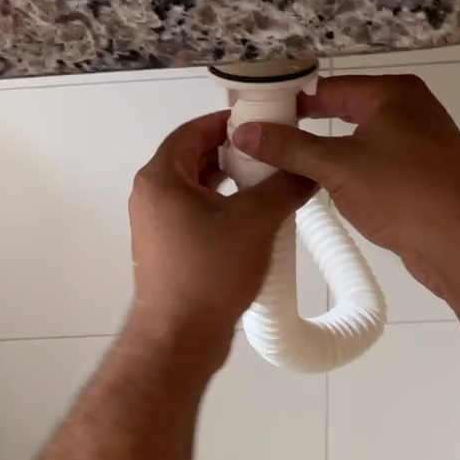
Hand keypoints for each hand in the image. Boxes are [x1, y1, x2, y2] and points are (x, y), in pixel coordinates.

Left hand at [127, 111, 314, 355]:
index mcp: (159, 178)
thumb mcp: (255, 221)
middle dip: (229, 152)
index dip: (224, 123)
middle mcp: (150, 196)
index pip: (190, 132)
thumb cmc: (209, 271)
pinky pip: (192, 212)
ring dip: (226, 180)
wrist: (180, 337)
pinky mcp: (165, 248)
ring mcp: (155, 224)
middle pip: (190, 158)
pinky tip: (250, 217)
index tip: (257, 122)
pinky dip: (218, 205)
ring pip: (192, 188)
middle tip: (267, 151)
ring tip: (264, 182)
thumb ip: (284, 187)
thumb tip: (308, 169)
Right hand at [230, 75, 459, 301]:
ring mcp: (420, 141)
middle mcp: (410, 108)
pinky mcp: (424, 172)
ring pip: (358, 137)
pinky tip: (322, 184)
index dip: (288, 100)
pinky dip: (347, 167)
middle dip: (303, 125)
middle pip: (342, 109)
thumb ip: (289, 147)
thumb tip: (244, 132)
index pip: (327, 87)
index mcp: (392, 93)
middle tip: (262, 138)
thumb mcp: (337, 167)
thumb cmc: (403, 192)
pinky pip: (373, 160)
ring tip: (282, 162)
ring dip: (323, 149)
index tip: (254, 114)